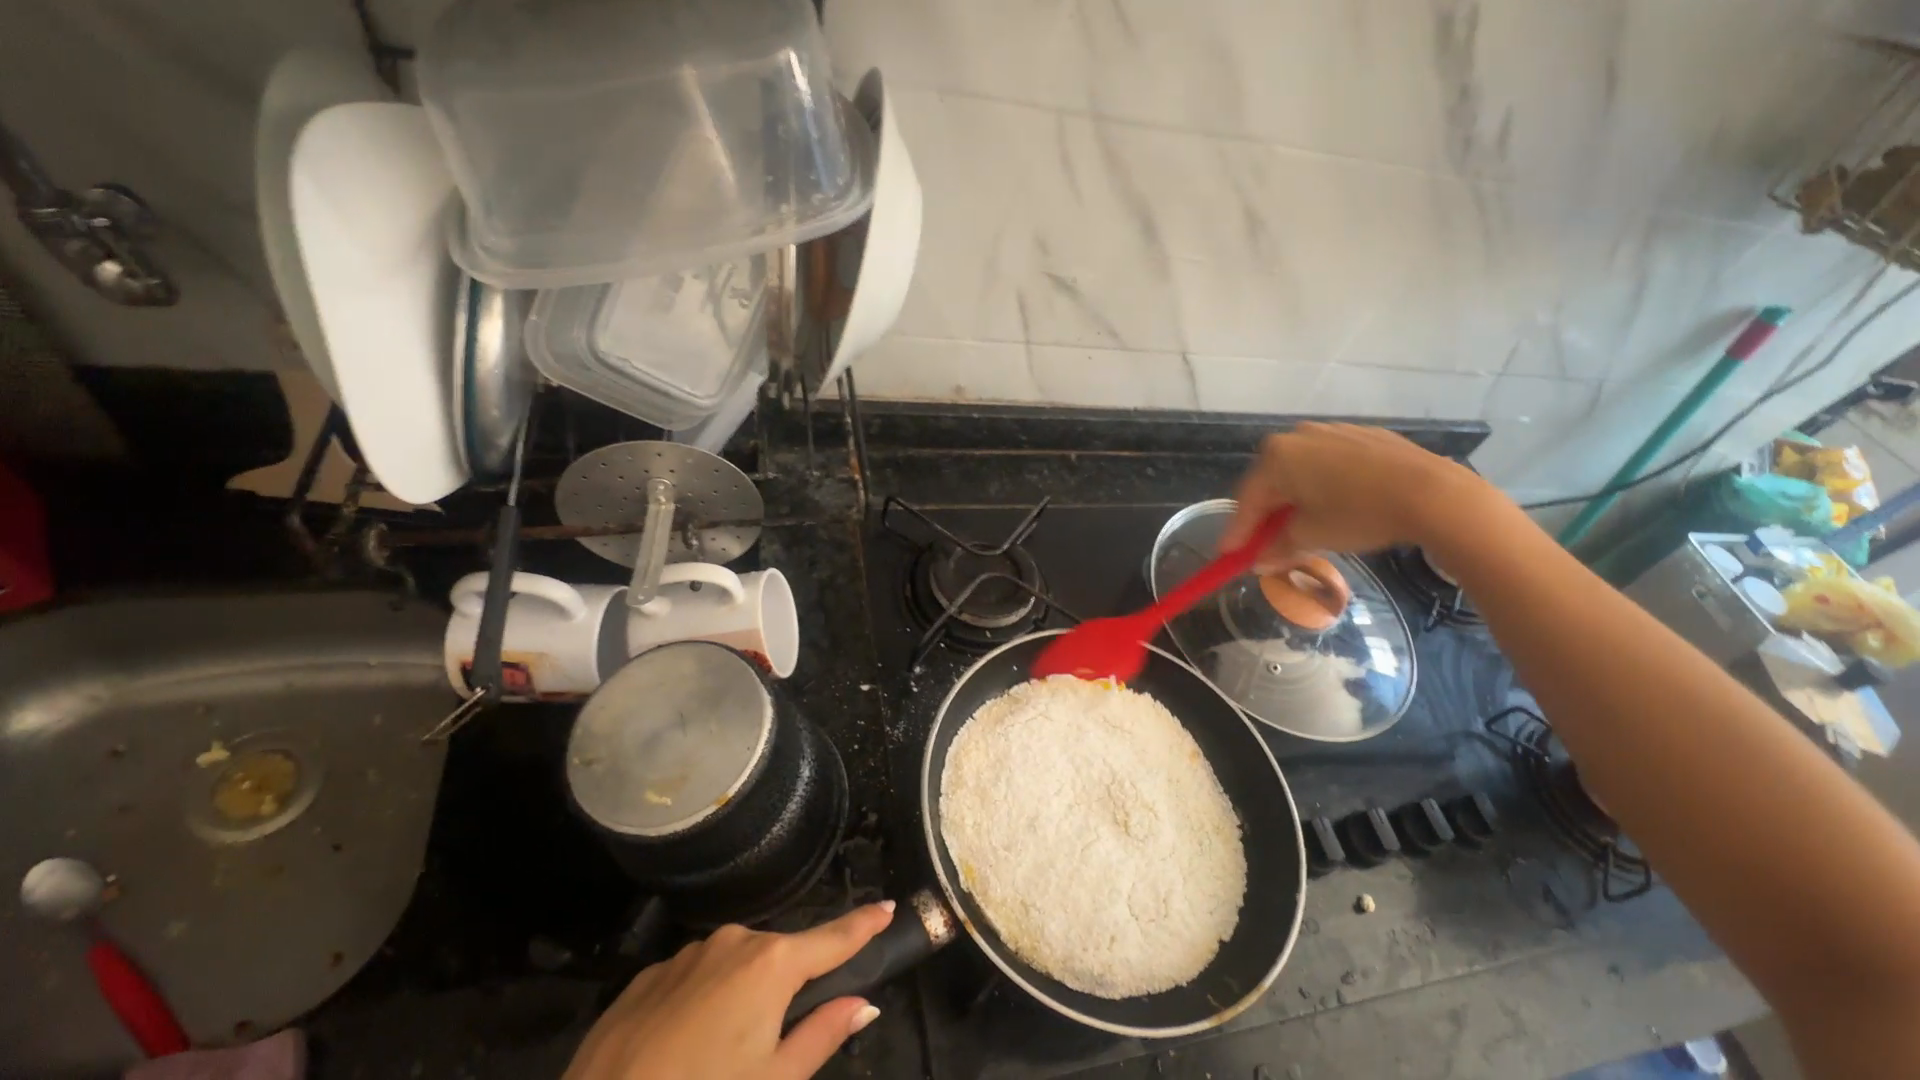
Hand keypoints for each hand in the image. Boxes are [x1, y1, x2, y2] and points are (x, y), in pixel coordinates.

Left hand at [562, 902, 893, 1079]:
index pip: (833, 937)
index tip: (888, 906)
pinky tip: (688, 1046)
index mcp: (772, 964)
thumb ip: (824, 1034)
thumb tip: (864, 1005)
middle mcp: (732, 943)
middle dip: (794, 981)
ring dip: (747, 992)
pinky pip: (697, 977)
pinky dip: (707, 1000)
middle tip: (786, 1033)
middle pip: (783, 955)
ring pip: (737, 965)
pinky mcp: (649, 975)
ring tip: (728, 1050)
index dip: (864, 924)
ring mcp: (686, 955)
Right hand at [1221, 423, 1488, 563]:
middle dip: (1266, 514)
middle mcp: (1298, 436)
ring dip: (1296, 499)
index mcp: (1276, 457)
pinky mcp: (1363, 436)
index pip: (1247, 501)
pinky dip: (1324, 486)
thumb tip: (1259, 561)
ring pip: (1302, 471)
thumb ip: (1278, 547)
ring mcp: (1332, 431)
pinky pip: (1330, 464)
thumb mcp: (1313, 536)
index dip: (1237, 532)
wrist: (1432, 492)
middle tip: (1265, 543)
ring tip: (1303, 527)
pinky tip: (1338, 506)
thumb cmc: (1360, 513)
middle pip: (1271, 482)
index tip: (1228, 556)